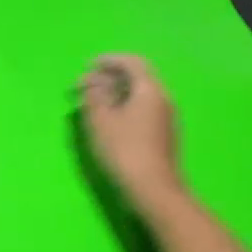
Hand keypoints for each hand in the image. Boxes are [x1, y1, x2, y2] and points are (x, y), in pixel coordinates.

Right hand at [79, 54, 184, 216]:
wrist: (154, 190)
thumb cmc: (124, 149)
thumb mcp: (100, 119)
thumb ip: (94, 95)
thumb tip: (93, 84)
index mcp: (150, 90)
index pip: (131, 63)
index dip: (109, 60)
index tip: (89, 66)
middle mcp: (163, 99)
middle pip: (136, 78)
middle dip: (109, 79)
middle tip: (84, 88)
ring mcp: (166, 119)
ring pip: (139, 96)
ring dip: (115, 95)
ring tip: (92, 105)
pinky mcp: (164, 136)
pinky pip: (143, 110)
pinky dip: (124, 108)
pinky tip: (108, 122)